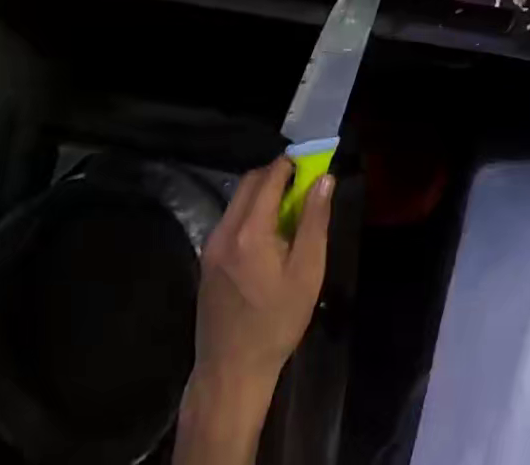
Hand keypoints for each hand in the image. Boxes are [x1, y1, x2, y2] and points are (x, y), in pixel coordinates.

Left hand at [195, 157, 333, 382]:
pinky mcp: (206, 255)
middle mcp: (224, 228)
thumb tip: (323, 181)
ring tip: (288, 211)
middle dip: (274, 175)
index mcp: (249, 230)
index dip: (288, 165)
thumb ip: (314, 223)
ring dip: (261, 194)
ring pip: (237, 200)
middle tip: (301, 184)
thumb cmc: (277, 323)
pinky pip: (230, 219)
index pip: (268, 178)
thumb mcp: (307, 274)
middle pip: (248, 183)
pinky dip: (249, 213)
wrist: (232, 367)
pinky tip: (267, 236)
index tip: (308, 163)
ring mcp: (211, 241)